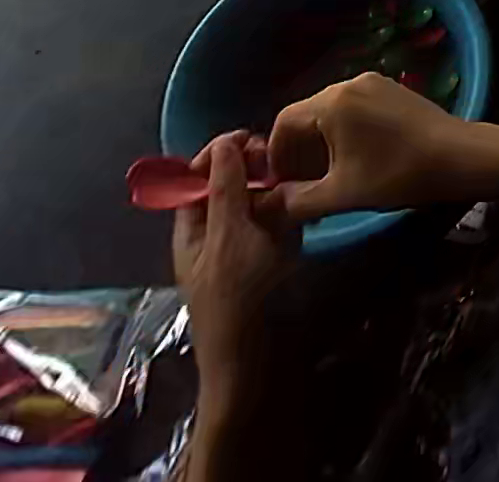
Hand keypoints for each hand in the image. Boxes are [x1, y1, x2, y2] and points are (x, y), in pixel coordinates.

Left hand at [172, 131, 297, 375]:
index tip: (253, 139)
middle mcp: (217, 229)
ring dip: (274, 185)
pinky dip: (289, 206)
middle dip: (252, 166)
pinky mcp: (270, 254)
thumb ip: (226, 188)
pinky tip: (305, 201)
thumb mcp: (229, 236)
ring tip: (296, 177)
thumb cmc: (238, 297)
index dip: (221, 152)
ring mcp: (245, 242)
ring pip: (258, 198)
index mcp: (194, 224)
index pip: (198, 173)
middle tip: (279, 161)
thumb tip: (224, 141)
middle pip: (230, 181)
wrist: (261, 359)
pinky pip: (277, 218)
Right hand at [267, 73, 498, 222]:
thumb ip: (297, 200)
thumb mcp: (342, 193)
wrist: (458, 156)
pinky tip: (355, 157)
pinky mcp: (393, 89)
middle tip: (301, 184)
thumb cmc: (396, 173)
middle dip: (299, 150)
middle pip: (308, 114)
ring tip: (328, 175)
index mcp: (332, 101)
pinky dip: (346, 130)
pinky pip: (356, 107)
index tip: (279, 183)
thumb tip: (268, 204)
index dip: (275, 154)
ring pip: (332, 111)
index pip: (284, 121)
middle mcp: (349, 83)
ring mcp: (374, 82)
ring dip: (323, 142)